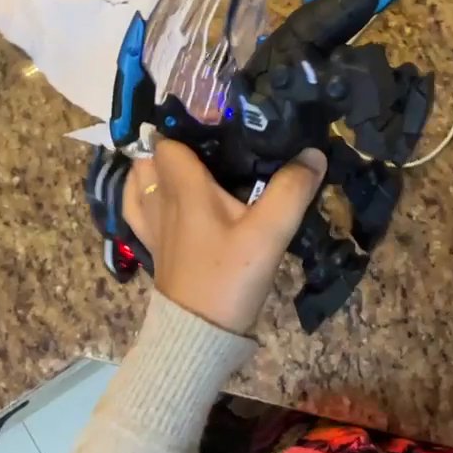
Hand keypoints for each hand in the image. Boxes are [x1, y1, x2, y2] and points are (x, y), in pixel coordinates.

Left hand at [123, 140, 327, 334]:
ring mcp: (152, 227)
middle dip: (170, 144)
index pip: (168, 142)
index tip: (214, 118)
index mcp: (183, 188)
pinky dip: (145, 197)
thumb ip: (291, 189)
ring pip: (139, 184)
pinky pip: (139, 211)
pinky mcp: (155, 250)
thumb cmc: (230, 277)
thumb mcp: (269, 233)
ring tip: (184, 163)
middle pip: (149, 159)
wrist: (198, 335)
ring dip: (153, 169)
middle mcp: (160, 202)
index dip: (185, 125)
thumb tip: (313, 153)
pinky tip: (165, 200)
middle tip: (206, 140)